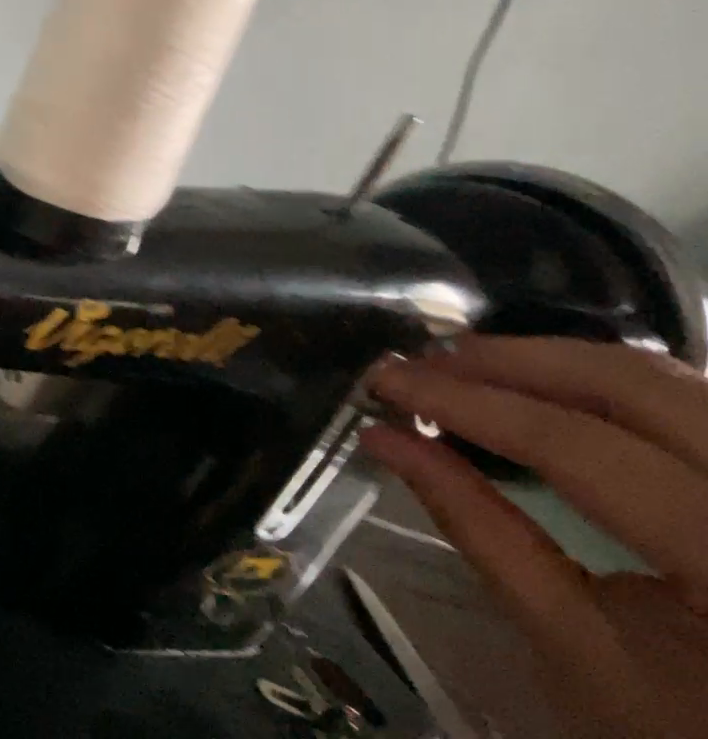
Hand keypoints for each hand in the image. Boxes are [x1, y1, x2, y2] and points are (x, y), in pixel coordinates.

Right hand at [363, 336, 707, 738]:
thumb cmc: (671, 722)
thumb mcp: (571, 640)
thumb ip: (478, 527)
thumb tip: (386, 439)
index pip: (582, 450)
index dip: (471, 405)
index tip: (386, 380)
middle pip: (642, 389)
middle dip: (515, 362)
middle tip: (421, 359)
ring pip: (676, 381)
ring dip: (559, 361)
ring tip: (469, 365)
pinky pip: (695, 401)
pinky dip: (610, 383)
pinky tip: (547, 384)